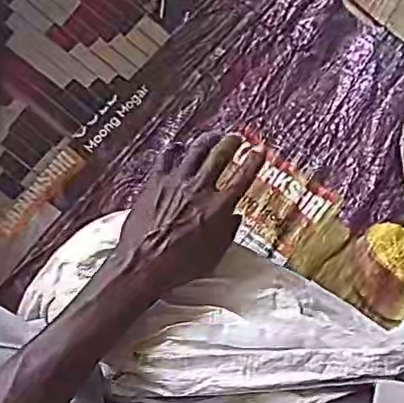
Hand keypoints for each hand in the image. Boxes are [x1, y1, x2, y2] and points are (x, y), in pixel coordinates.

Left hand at [106, 132, 264, 300]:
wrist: (144, 263)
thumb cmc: (178, 265)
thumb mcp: (213, 254)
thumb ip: (227, 232)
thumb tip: (234, 218)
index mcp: (219, 207)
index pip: (243, 176)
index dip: (254, 160)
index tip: (259, 150)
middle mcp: (200, 189)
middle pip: (220, 154)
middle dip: (232, 142)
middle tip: (236, 138)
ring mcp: (176, 182)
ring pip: (196, 149)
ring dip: (207, 140)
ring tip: (212, 137)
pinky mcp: (155, 181)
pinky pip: (167, 156)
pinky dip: (175, 148)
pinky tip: (178, 147)